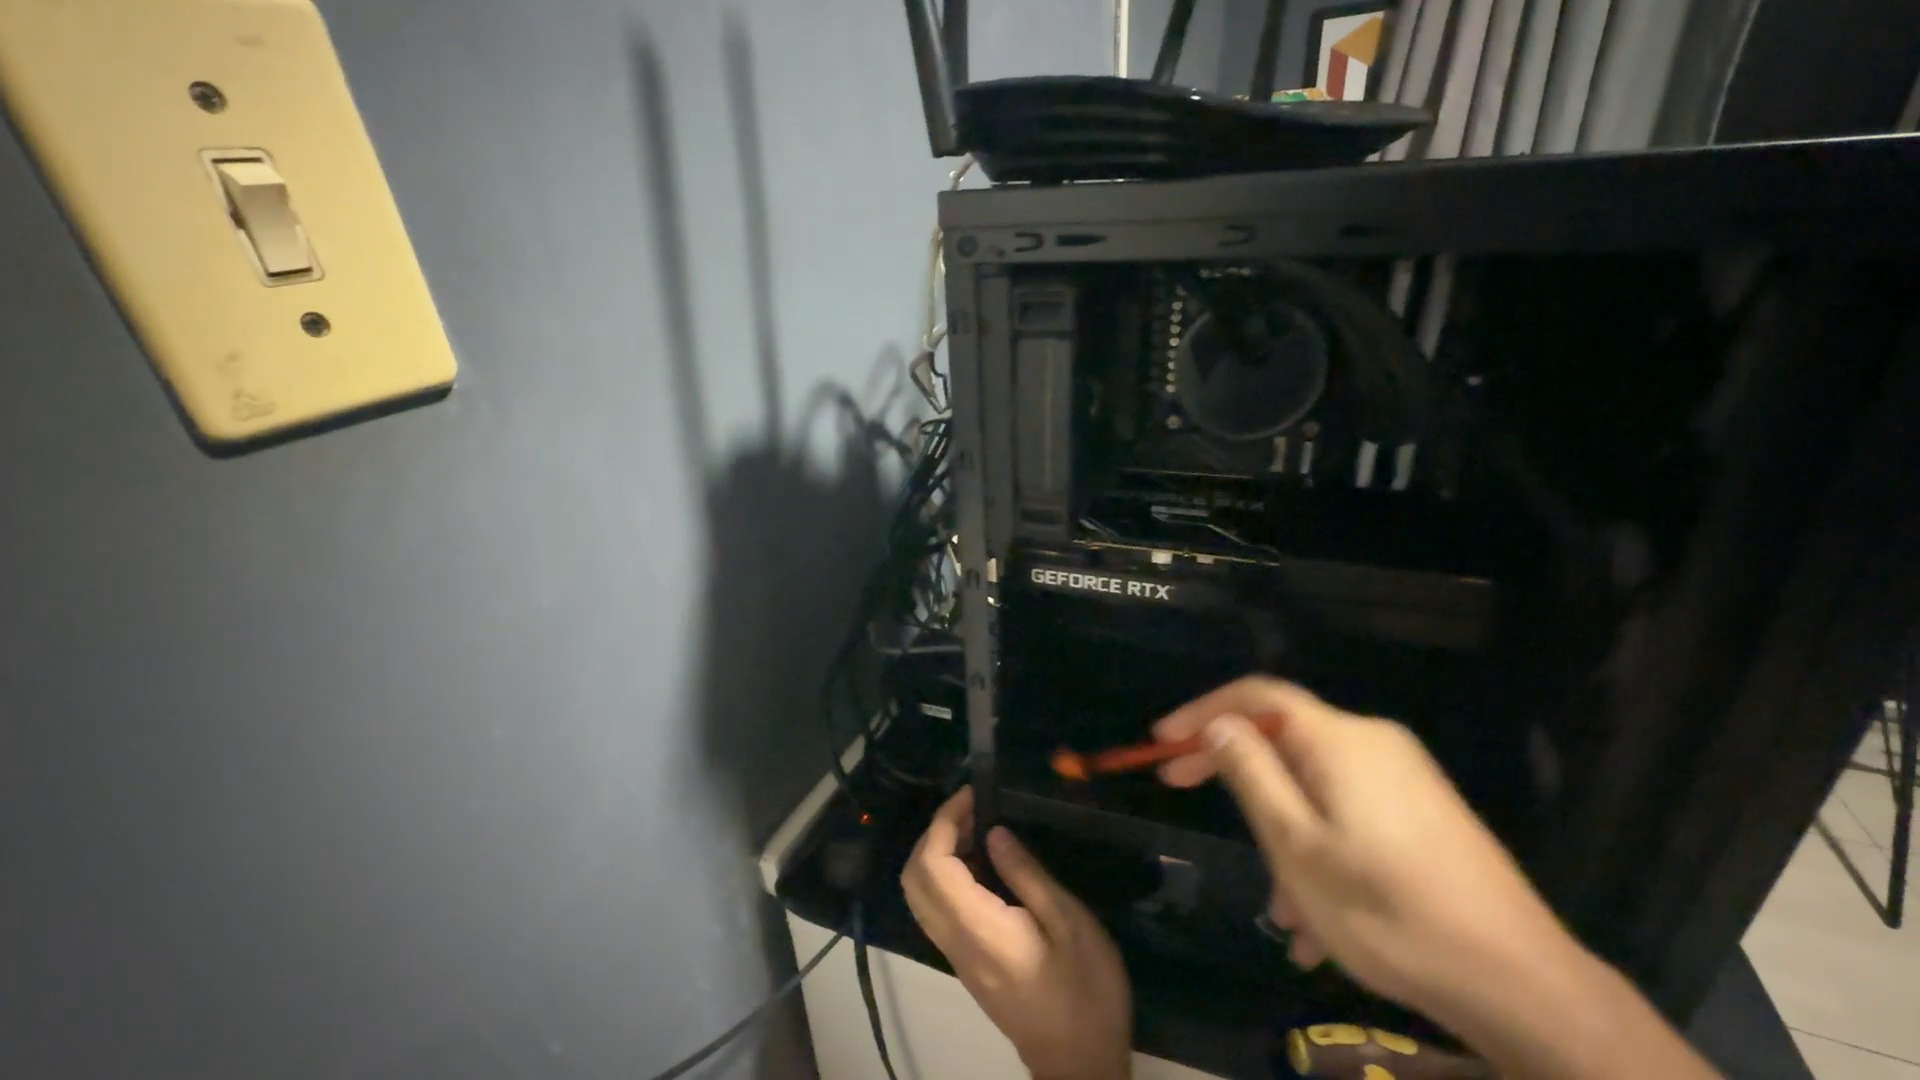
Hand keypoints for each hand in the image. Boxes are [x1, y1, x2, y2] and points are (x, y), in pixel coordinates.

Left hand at [901, 787, 1131, 1079]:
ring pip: (919, 895)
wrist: (1079, 1064)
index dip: (944, 821)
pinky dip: (945, 875)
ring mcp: (956, 955)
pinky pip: (936, 910)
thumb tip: (992, 833)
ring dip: (937, 853)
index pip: (932, 864)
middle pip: (913, 877)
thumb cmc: (1086, 992)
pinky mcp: (966, 963)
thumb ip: (1026, 875)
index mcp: (978, 928)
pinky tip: (983, 864)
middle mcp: (954, 941)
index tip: (973, 794)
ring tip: (980, 829)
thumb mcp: (1070, 925)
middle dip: (934, 832)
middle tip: (973, 809)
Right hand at [1153, 678, 1578, 1031]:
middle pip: (1287, 742)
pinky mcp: (1427, 815)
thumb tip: (1220, 725)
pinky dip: (1322, 855)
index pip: (1258, 696)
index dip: (1202, 712)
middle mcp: (1376, 745)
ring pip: (1318, 792)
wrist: (1518, 981)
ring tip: (1283, 917)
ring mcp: (1407, 780)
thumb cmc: (1386, 911)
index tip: (1161, 745)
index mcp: (1341, 741)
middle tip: (1184, 798)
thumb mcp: (1296, 845)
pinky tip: (1321, 926)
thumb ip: (1251, 774)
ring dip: (1284, 840)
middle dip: (1239, 780)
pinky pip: (1352, 818)